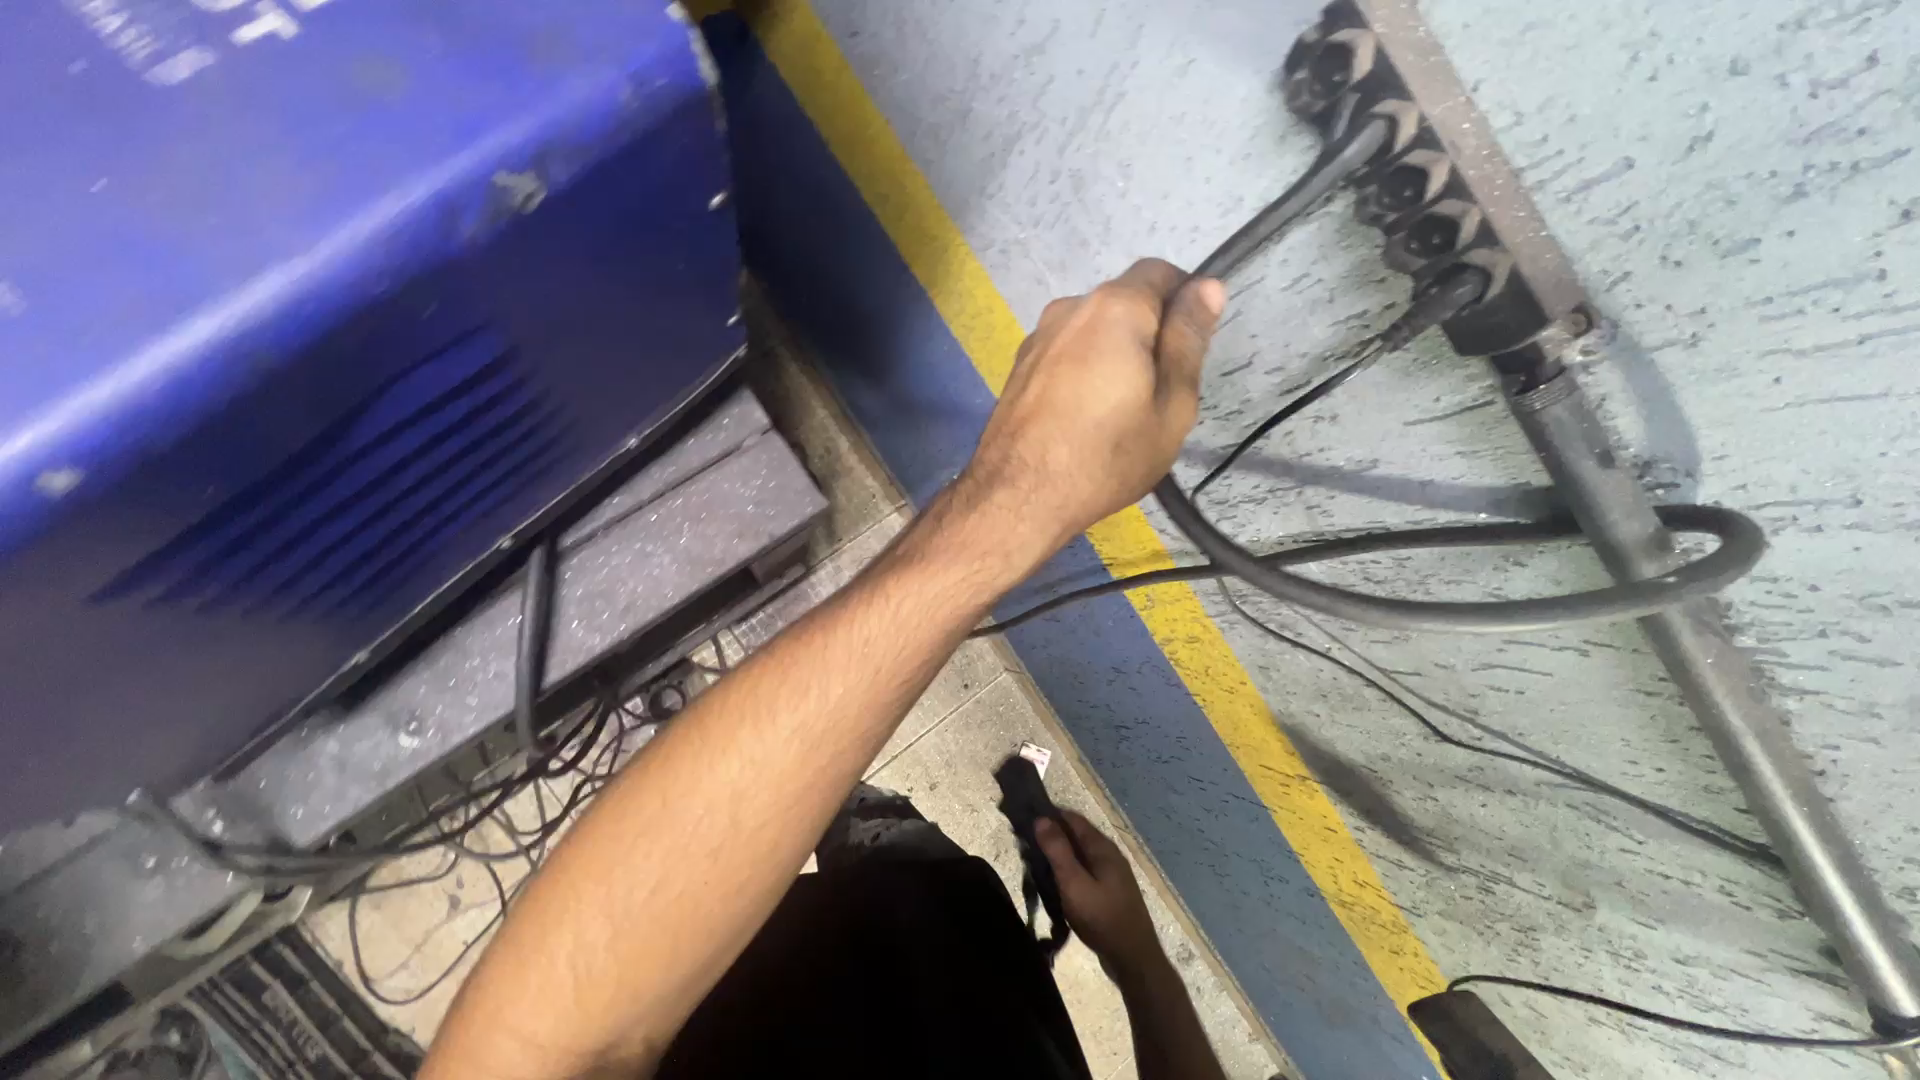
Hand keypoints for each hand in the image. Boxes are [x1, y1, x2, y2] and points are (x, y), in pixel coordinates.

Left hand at [959, 259, 1224, 555]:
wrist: (1017, 497)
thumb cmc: (1107, 456)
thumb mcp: (1171, 404)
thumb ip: (1188, 339)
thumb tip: (1207, 286)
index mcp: (1114, 308)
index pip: (1161, 272)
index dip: (1186, 300)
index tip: (1192, 348)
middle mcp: (1069, 308)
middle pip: (1123, 300)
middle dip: (1149, 331)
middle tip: (1160, 391)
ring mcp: (1037, 337)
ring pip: (1091, 329)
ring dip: (1113, 352)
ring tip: (1119, 410)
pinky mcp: (1018, 367)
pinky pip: (1065, 353)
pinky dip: (1083, 370)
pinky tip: (1083, 416)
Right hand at [1034, 810, 1163, 974]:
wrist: (1134, 958)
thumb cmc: (1101, 918)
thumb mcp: (1074, 883)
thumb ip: (1058, 851)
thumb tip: (1041, 819)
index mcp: (1103, 848)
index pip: (1073, 818)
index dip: (1049, 814)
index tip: (1024, 818)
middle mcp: (1110, 855)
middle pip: (1077, 835)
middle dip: (1053, 834)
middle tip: (1025, 843)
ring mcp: (1113, 874)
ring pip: (1081, 854)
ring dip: (1060, 853)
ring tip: (1035, 861)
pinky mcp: (1111, 892)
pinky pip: (1085, 870)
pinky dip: (1069, 869)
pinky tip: (1056, 882)